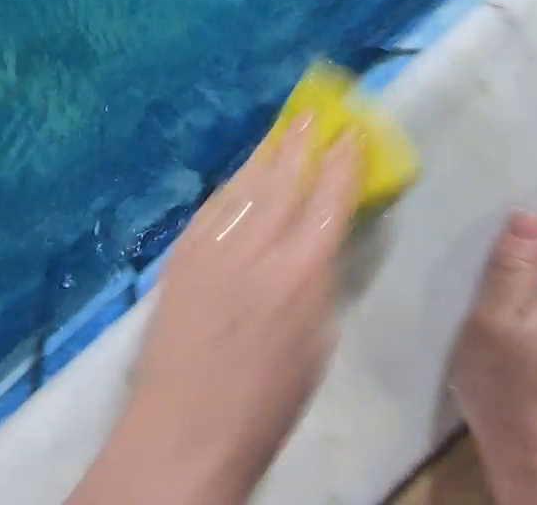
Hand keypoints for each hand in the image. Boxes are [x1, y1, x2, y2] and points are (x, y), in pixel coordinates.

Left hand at [70, 120, 360, 504]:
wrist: (185, 424)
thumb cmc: (267, 402)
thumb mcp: (317, 343)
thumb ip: (319, 282)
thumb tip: (321, 240)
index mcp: (300, 274)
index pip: (328, 202)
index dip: (344, 165)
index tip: (355, 135)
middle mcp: (256, 247)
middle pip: (284, 180)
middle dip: (304, 143)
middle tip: (316, 113)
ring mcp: (213, 244)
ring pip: (247, 184)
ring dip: (269, 152)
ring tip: (286, 126)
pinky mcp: (182, 251)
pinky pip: (215, 204)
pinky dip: (234, 183)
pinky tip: (244, 170)